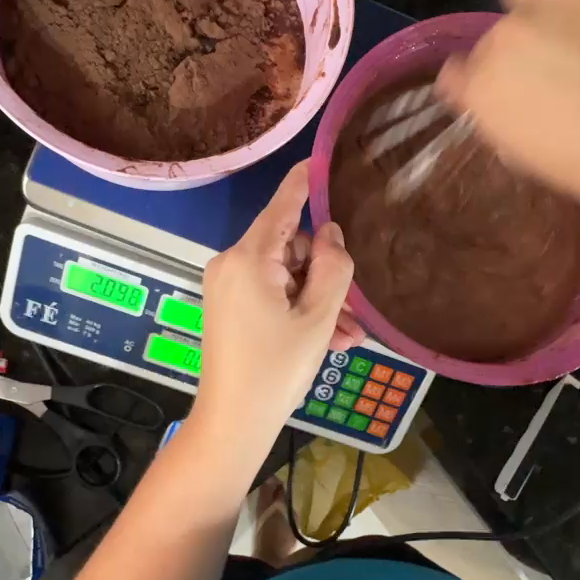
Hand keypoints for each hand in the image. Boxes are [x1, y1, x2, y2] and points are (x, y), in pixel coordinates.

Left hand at [194, 162, 362, 440]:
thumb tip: (329, 233)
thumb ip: (332, 266)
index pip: (282, 205)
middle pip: (289, 248)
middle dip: (324, 274)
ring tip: (346, 336)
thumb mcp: (317, 317)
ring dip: (317, 300)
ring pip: (284, 277)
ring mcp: (226, 288)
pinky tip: (327, 339)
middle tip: (354, 311)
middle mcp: (230, 264)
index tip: (320, 157)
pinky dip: (297, 311)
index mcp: (248, 259)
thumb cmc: (276, 369)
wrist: (233, 423)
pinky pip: (270, 295)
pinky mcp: (227, 308)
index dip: (304, 182)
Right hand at [435, 0, 579, 217]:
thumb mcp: (555, 164)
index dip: (482, 82)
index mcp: (488, 94)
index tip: (510, 89)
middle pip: (499, 30)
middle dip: (526, 42)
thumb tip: (523, 106)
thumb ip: (522, 127)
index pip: (457, 76)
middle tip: (573, 59)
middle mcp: (507, 35)